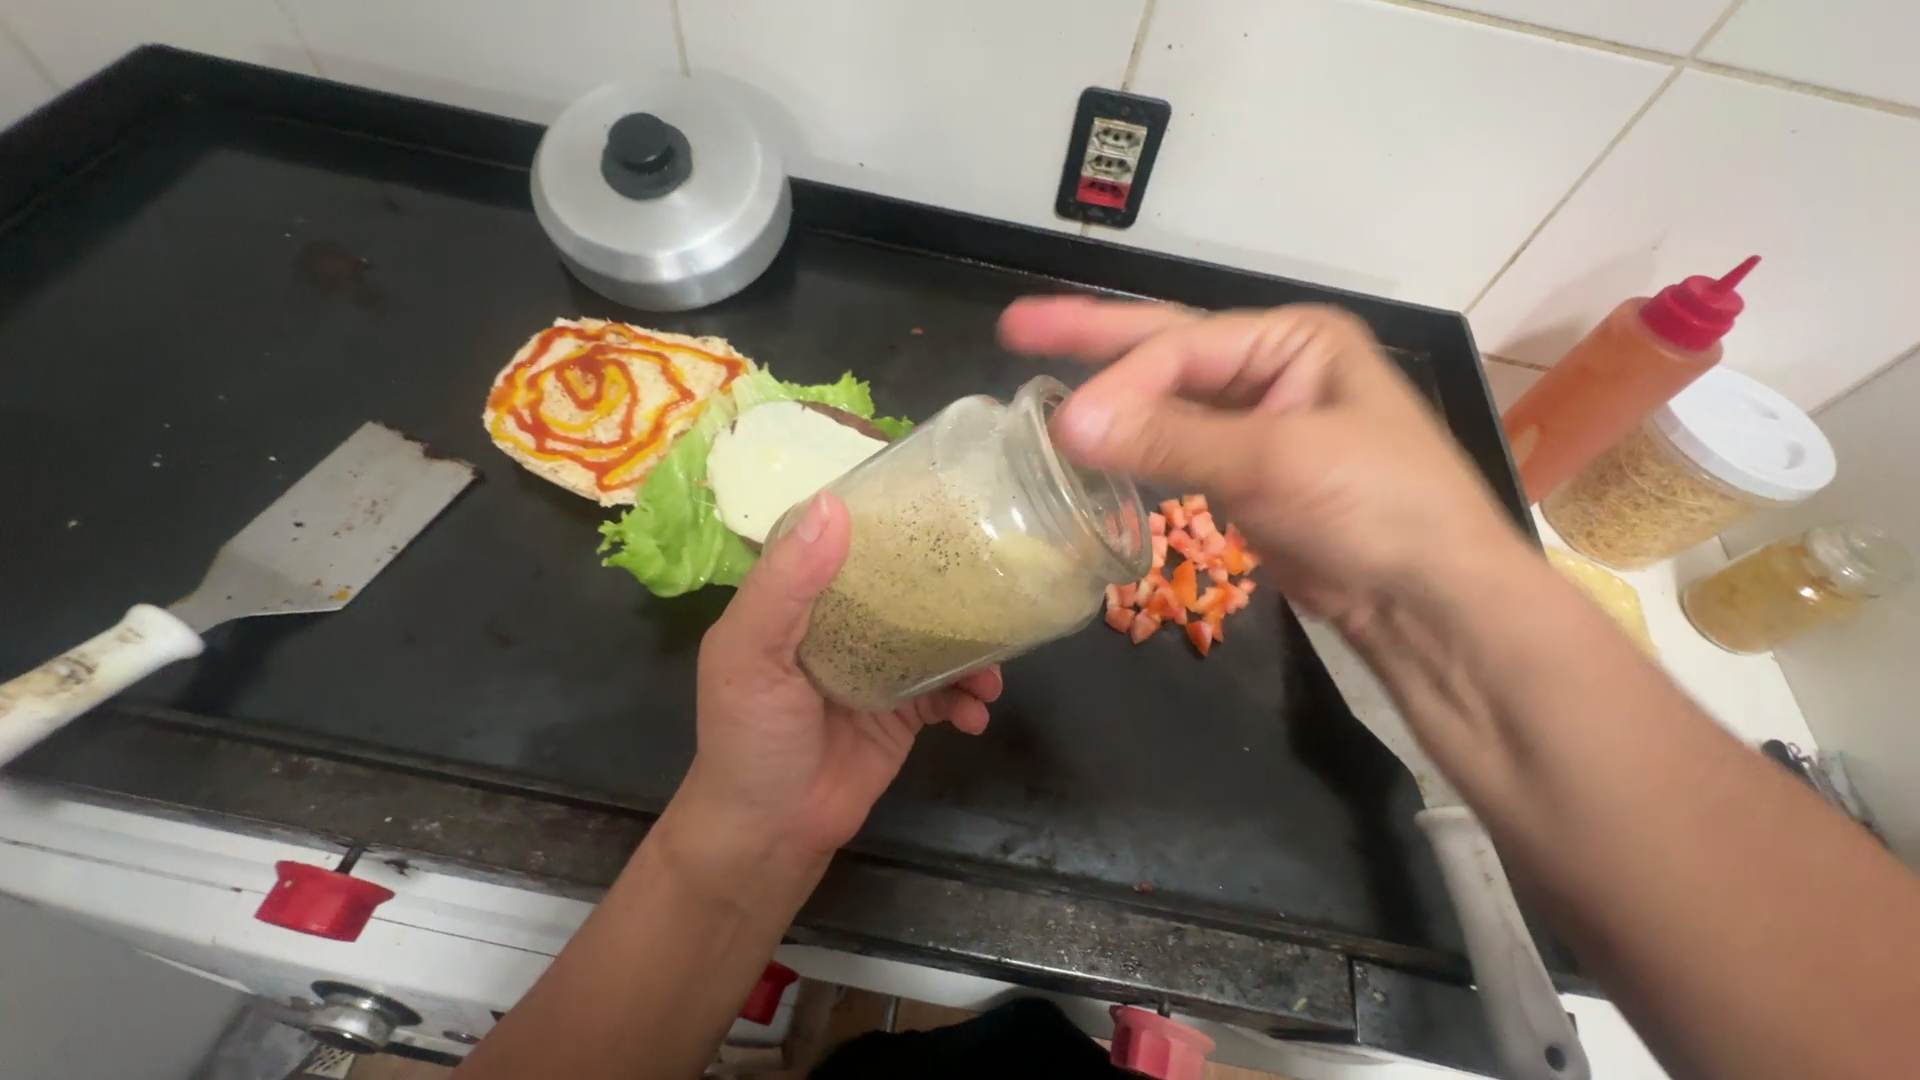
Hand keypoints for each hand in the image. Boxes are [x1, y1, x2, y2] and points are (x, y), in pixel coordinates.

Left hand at [668, 493, 1000, 882]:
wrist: (771, 831)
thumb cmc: (750, 734)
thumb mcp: (750, 651)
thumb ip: (786, 582)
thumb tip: (834, 504)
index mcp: (803, 600)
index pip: (850, 543)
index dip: (892, 523)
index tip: (945, 505)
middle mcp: (846, 626)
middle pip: (908, 589)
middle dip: (954, 590)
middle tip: (998, 587)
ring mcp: (880, 670)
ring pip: (940, 640)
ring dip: (974, 653)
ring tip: (991, 676)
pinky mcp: (905, 713)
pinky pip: (949, 694)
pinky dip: (970, 701)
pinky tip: (975, 716)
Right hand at [999, 296, 1524, 627]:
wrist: (1427, 598)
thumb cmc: (1377, 507)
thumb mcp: (1276, 462)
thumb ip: (1169, 439)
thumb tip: (1066, 425)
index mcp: (1292, 341)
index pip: (1182, 349)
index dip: (1119, 382)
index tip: (1062, 423)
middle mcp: (1270, 370)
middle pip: (1165, 353)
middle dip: (1091, 341)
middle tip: (1016, 327)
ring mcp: (1255, 423)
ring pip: (1165, 406)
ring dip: (1109, 403)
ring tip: (1042, 385)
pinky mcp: (1242, 475)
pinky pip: (1173, 452)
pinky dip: (1132, 452)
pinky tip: (1093, 449)